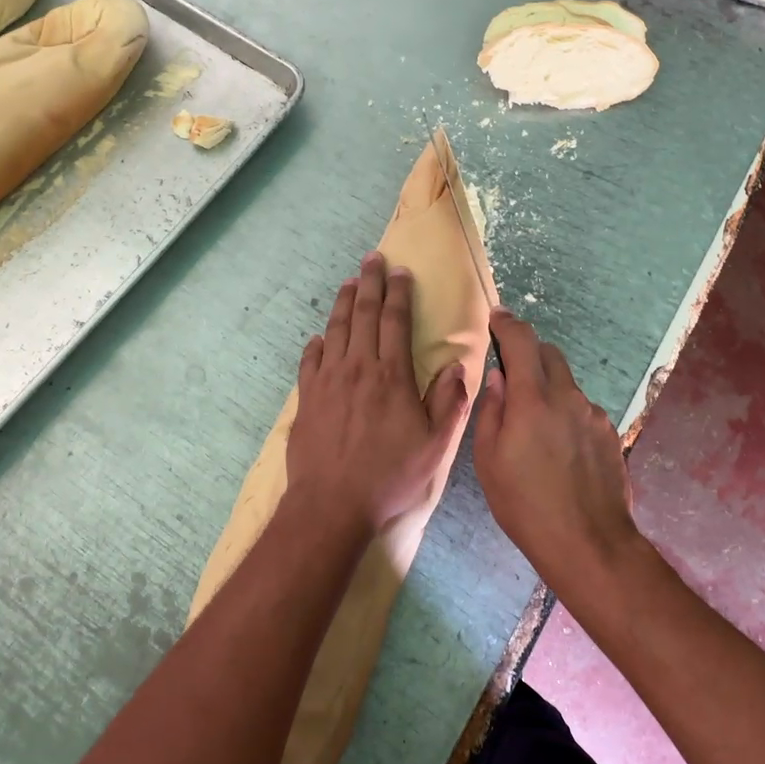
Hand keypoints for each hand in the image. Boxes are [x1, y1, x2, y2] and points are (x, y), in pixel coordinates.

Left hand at [285, 252, 469, 536]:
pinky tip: (320, 337)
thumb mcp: (434, 446)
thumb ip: (448, 403)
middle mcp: (357, 368)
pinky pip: (310, 360)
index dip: (399, 294)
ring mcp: (327, 381)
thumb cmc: (389, 476)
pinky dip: (317, 343)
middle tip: (372, 259)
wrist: (331, 504)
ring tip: (350, 283)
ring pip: (336, 330)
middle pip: (364, 315)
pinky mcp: (307, 398)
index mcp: (391, 375)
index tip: (402, 272)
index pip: (396, 322)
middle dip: (370, 283)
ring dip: (344, 303)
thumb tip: (457, 366)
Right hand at [474, 308, 644, 594]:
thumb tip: (499, 377)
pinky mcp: (610, 434)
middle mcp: (567, 397)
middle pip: (549, 354)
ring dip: (549, 389)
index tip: (496, 317)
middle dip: (529, 355)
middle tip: (512, 377)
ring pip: (567, 385)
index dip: (507, 323)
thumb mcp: (488, 460)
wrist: (588, 543)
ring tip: (536, 429)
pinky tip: (560, 451)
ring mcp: (594, 415)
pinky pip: (582, 411)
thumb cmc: (524, 504)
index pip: (521, 341)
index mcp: (532, 399)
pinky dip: (567, 415)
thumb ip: (492, 410)